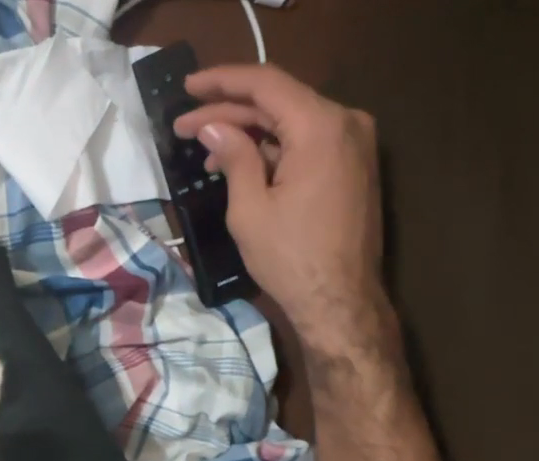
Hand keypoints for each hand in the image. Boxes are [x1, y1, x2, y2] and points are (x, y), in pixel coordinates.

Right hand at [175, 65, 392, 357]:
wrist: (339, 300)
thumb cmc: (291, 258)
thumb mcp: (250, 209)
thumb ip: (234, 158)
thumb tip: (212, 128)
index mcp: (321, 126)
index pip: (266, 84)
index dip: (222, 83)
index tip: (187, 87)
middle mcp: (345, 122)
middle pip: (279, 102)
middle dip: (229, 112)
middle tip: (185, 126)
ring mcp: (354, 143)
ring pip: (292, 122)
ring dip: (248, 132)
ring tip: (205, 150)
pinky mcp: (352, 165)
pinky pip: (307, 142)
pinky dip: (273, 148)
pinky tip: (239, 162)